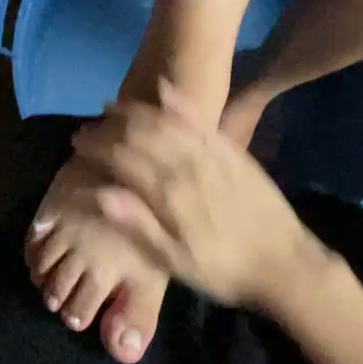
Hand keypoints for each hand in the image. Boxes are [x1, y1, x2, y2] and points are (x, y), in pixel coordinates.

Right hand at [71, 80, 330, 309]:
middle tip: (89, 126)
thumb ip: (138, 224)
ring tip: (115, 106)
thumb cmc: (223, 271)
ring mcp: (213, 157)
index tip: (76, 143)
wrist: (287, 266)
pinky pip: (200, 122)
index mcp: (169, 194)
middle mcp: (188, 167)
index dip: (97, 146)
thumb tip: (100, 194)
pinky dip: (180, 104)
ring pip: (168, 123)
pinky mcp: (234, 154)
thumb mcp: (175, 260)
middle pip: (142, 135)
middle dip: (111, 127)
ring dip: (138, 112)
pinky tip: (165, 92)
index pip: (123, 158)